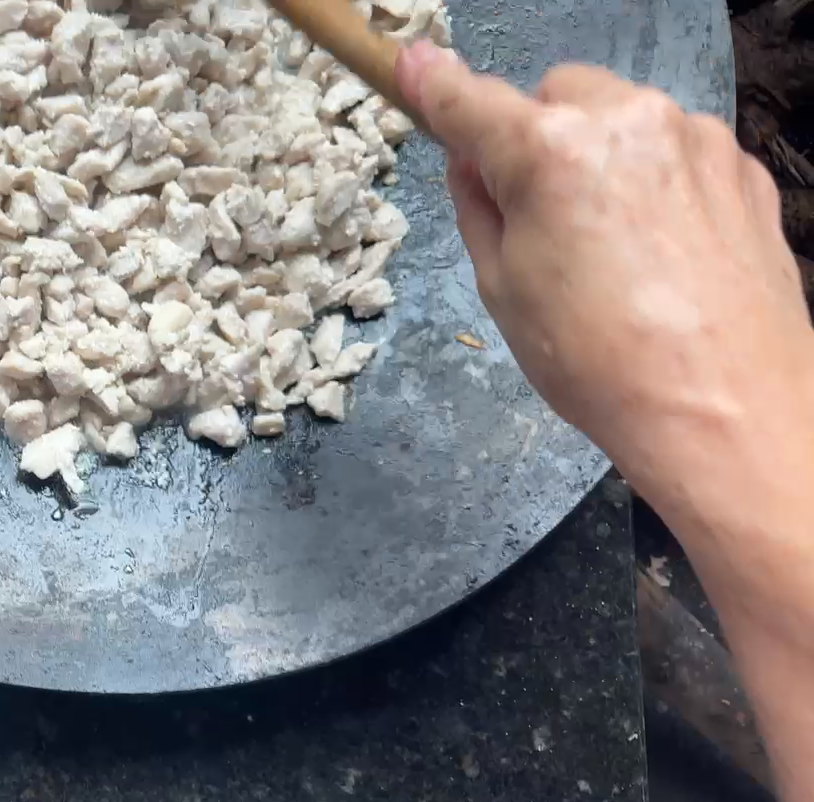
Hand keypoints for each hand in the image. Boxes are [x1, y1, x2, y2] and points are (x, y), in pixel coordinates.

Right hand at [396, 43, 813, 539]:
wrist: (714, 395)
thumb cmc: (578, 349)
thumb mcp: (498, 283)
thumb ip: (480, 207)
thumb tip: (473, 159)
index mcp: (552, 155)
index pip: (475, 107)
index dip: (435, 87)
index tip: (408, 60)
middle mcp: (631, 123)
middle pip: (556, 95)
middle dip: (525, 132)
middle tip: (512, 207)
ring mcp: (697, 139)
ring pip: (615, 117)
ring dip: (581, 153)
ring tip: (581, 241)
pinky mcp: (738, 167)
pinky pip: (664, 147)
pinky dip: (632, 175)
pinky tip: (635, 245)